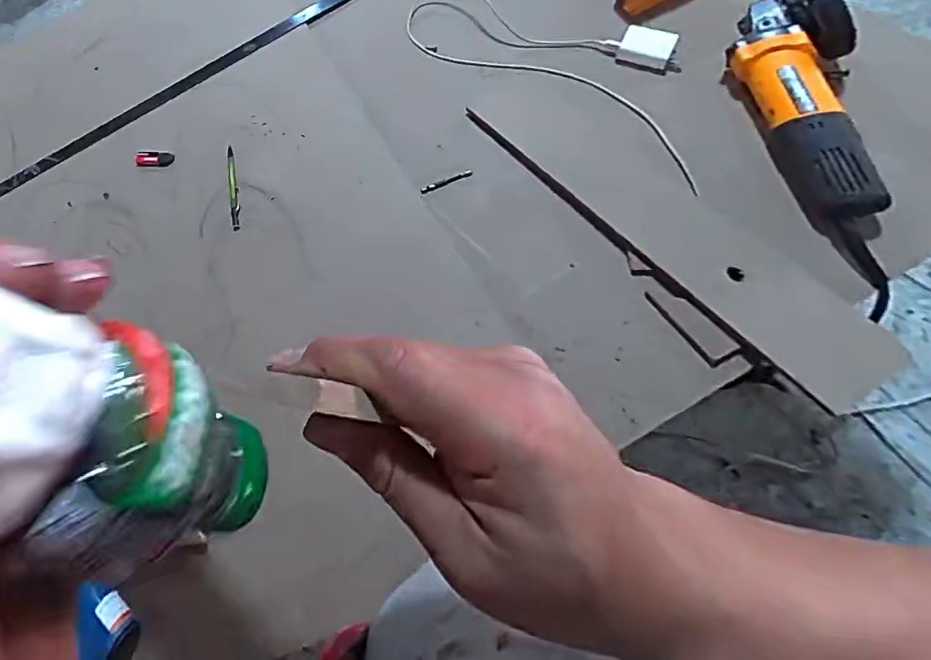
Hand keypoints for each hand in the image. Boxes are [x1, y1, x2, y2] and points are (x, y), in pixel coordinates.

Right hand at [271, 338, 703, 657]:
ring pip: (411, 355)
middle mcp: (506, 373)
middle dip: (341, 374)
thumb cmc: (560, 575)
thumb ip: (390, 474)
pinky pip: (432, 361)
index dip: (331, 360)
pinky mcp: (510, 362)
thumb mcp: (464, 550)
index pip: (398, 366)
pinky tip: (394, 415)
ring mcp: (512, 361)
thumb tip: (322, 424)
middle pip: (399, 355)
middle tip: (303, 407)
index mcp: (502, 425)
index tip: (279, 371)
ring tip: (347, 420)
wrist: (651, 559)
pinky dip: (397, 380)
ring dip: (369, 379)